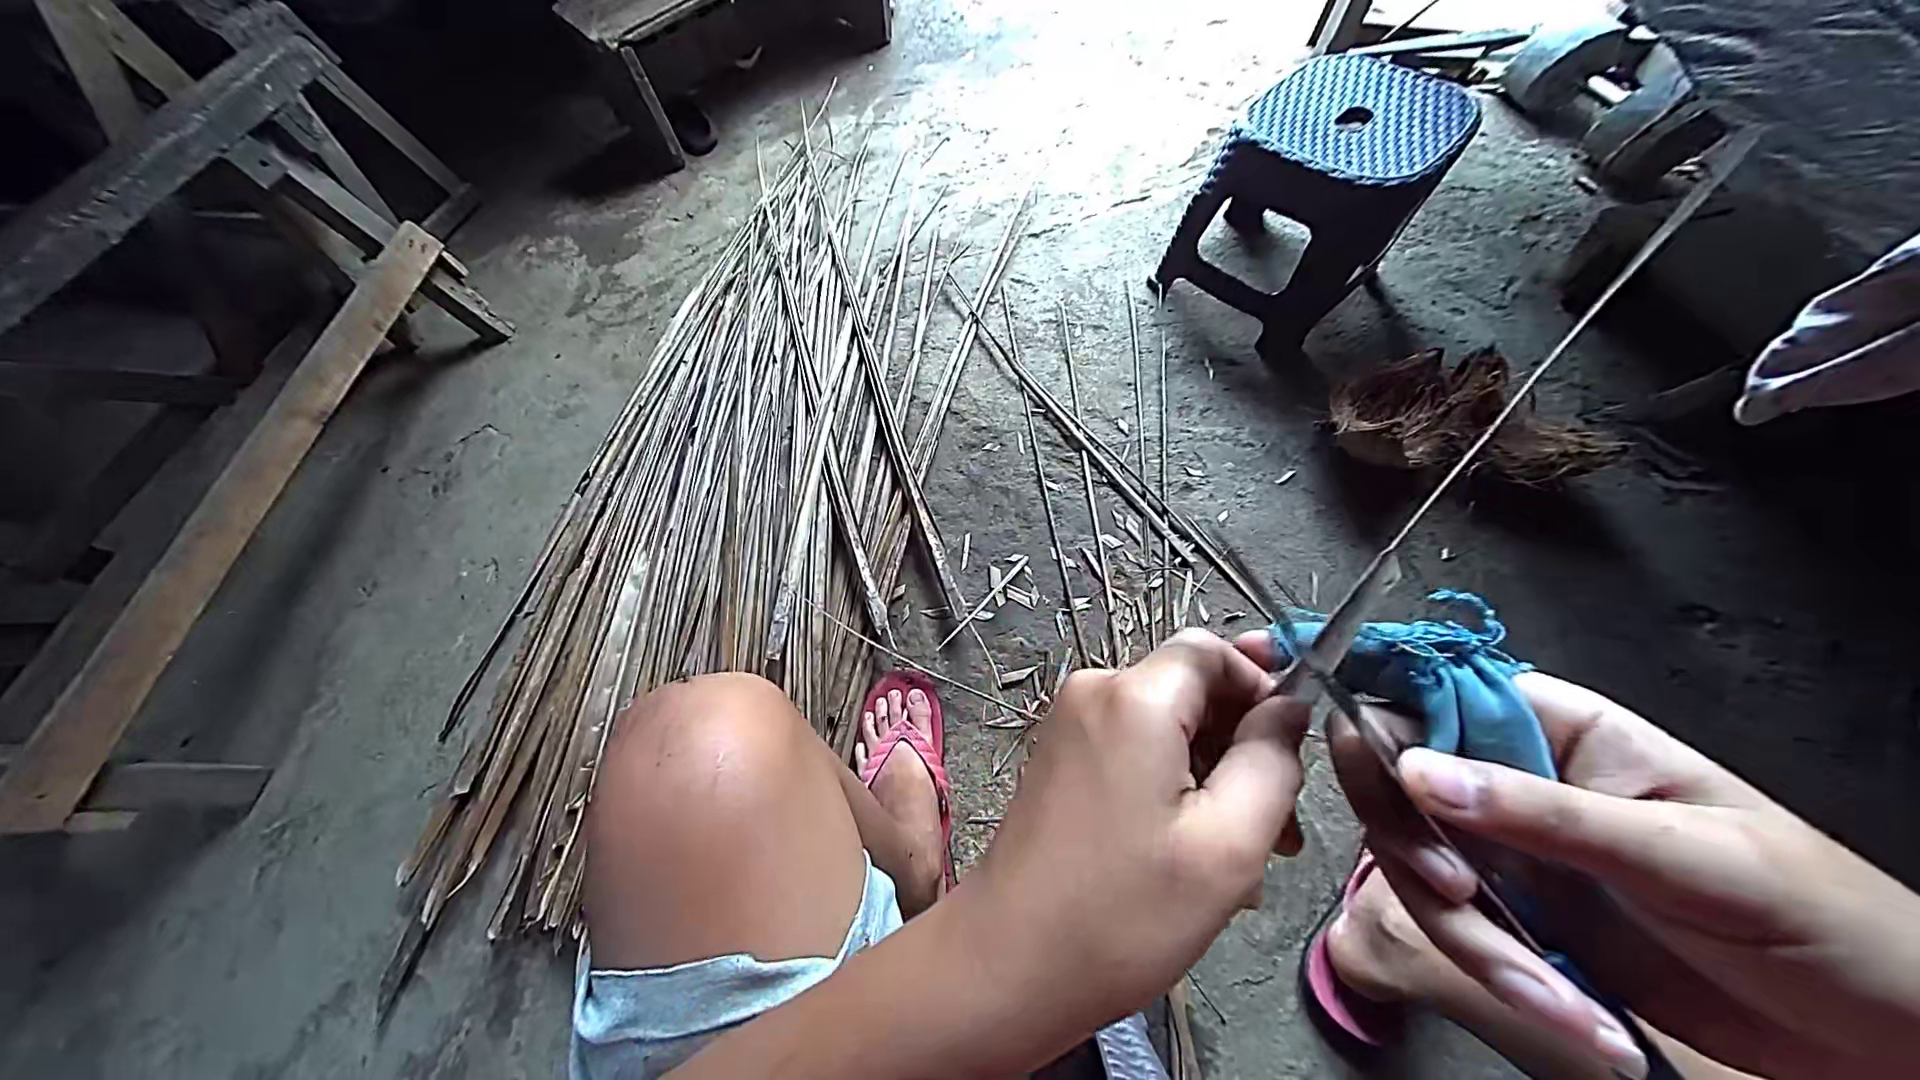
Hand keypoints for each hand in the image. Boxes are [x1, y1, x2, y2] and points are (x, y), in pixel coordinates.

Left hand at [950, 629, 1310, 1066]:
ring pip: (1164, 721)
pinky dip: (1170, 778)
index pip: (1209, 649)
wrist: (1011, 956)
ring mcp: (1069, 721)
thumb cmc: (1125, 908)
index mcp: (1133, 696)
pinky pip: (1132, 743)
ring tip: (1242, 851)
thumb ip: (1272, 759)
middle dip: (1240, 740)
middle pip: (1188, 686)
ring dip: (1211, 770)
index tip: (1291, 747)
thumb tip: (1288, 707)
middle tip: (1278, 821)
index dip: (1260, 684)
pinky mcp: (1060, 752)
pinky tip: (1192, 844)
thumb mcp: (1228, 841)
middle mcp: (1093, 690)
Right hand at [1333, 671, 1919, 1078]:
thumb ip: (1546, 812)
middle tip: (1457, 893)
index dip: (1379, 719)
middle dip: (1409, 842)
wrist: (1885, 1044)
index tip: (1376, 775)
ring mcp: (1491, 838)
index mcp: (1543, 723)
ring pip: (1405, 856)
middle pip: (1388, 776)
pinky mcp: (1498, 903)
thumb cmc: (1820, 919)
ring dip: (1466, 934)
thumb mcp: (1689, 859)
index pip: (1421, 693)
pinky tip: (1572, 1015)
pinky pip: (1446, 921)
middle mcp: (1498, 769)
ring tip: (1555, 997)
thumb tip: (1413, 771)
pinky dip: (1495, 971)